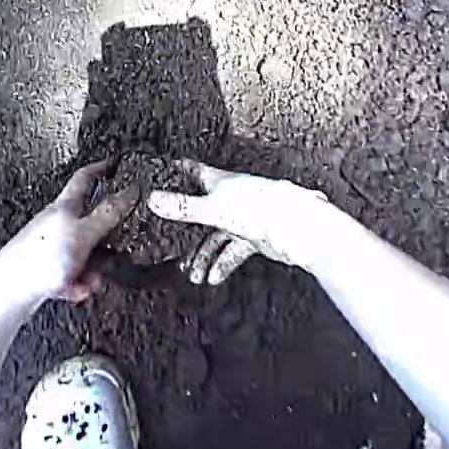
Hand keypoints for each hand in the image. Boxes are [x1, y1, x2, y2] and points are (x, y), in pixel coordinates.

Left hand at [0, 159, 136, 308]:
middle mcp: (58, 222)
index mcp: (65, 206)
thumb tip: (131, 190)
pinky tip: (75, 291)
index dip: (101, 168)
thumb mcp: (84, 233)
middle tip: (116, 249)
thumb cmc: (39, 258)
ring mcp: (51, 246)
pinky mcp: (46, 270)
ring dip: (93, 268)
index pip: (85, 177)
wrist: (6, 294)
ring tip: (90, 280)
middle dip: (106, 238)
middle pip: (90, 220)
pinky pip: (73, 274)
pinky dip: (77, 283)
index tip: (115, 164)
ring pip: (85, 252)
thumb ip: (108, 213)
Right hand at [147, 161, 343, 284]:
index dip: (180, 172)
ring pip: (217, 235)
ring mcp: (244, 217)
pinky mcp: (255, 236)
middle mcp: (231, 197)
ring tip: (194, 275)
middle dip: (187, 229)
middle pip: (203, 211)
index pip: (195, 172)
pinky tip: (214, 277)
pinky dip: (223, 263)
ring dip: (205, 254)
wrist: (295, 228)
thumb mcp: (214, 208)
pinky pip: (233, 250)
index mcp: (222, 182)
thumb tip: (153, 198)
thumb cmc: (257, 208)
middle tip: (171, 245)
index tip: (165, 170)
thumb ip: (184, 207)